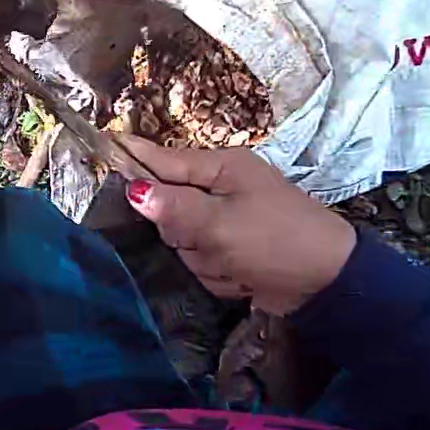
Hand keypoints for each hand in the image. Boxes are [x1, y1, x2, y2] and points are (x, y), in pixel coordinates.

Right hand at [116, 135, 355, 315]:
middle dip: (184, 232)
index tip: (102, 146)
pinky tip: (241, 276)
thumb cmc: (277, 241)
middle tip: (209, 240)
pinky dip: (218, 272)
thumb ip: (175, 207)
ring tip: (234, 262)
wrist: (327, 284)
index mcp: (221, 168)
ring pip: (182, 239)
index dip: (133, 158)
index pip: (164, 159)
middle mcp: (220, 189)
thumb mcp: (222, 224)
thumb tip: (134, 190)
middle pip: (168, 207)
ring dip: (204, 257)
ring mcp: (226, 220)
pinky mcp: (231, 248)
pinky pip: (202, 259)